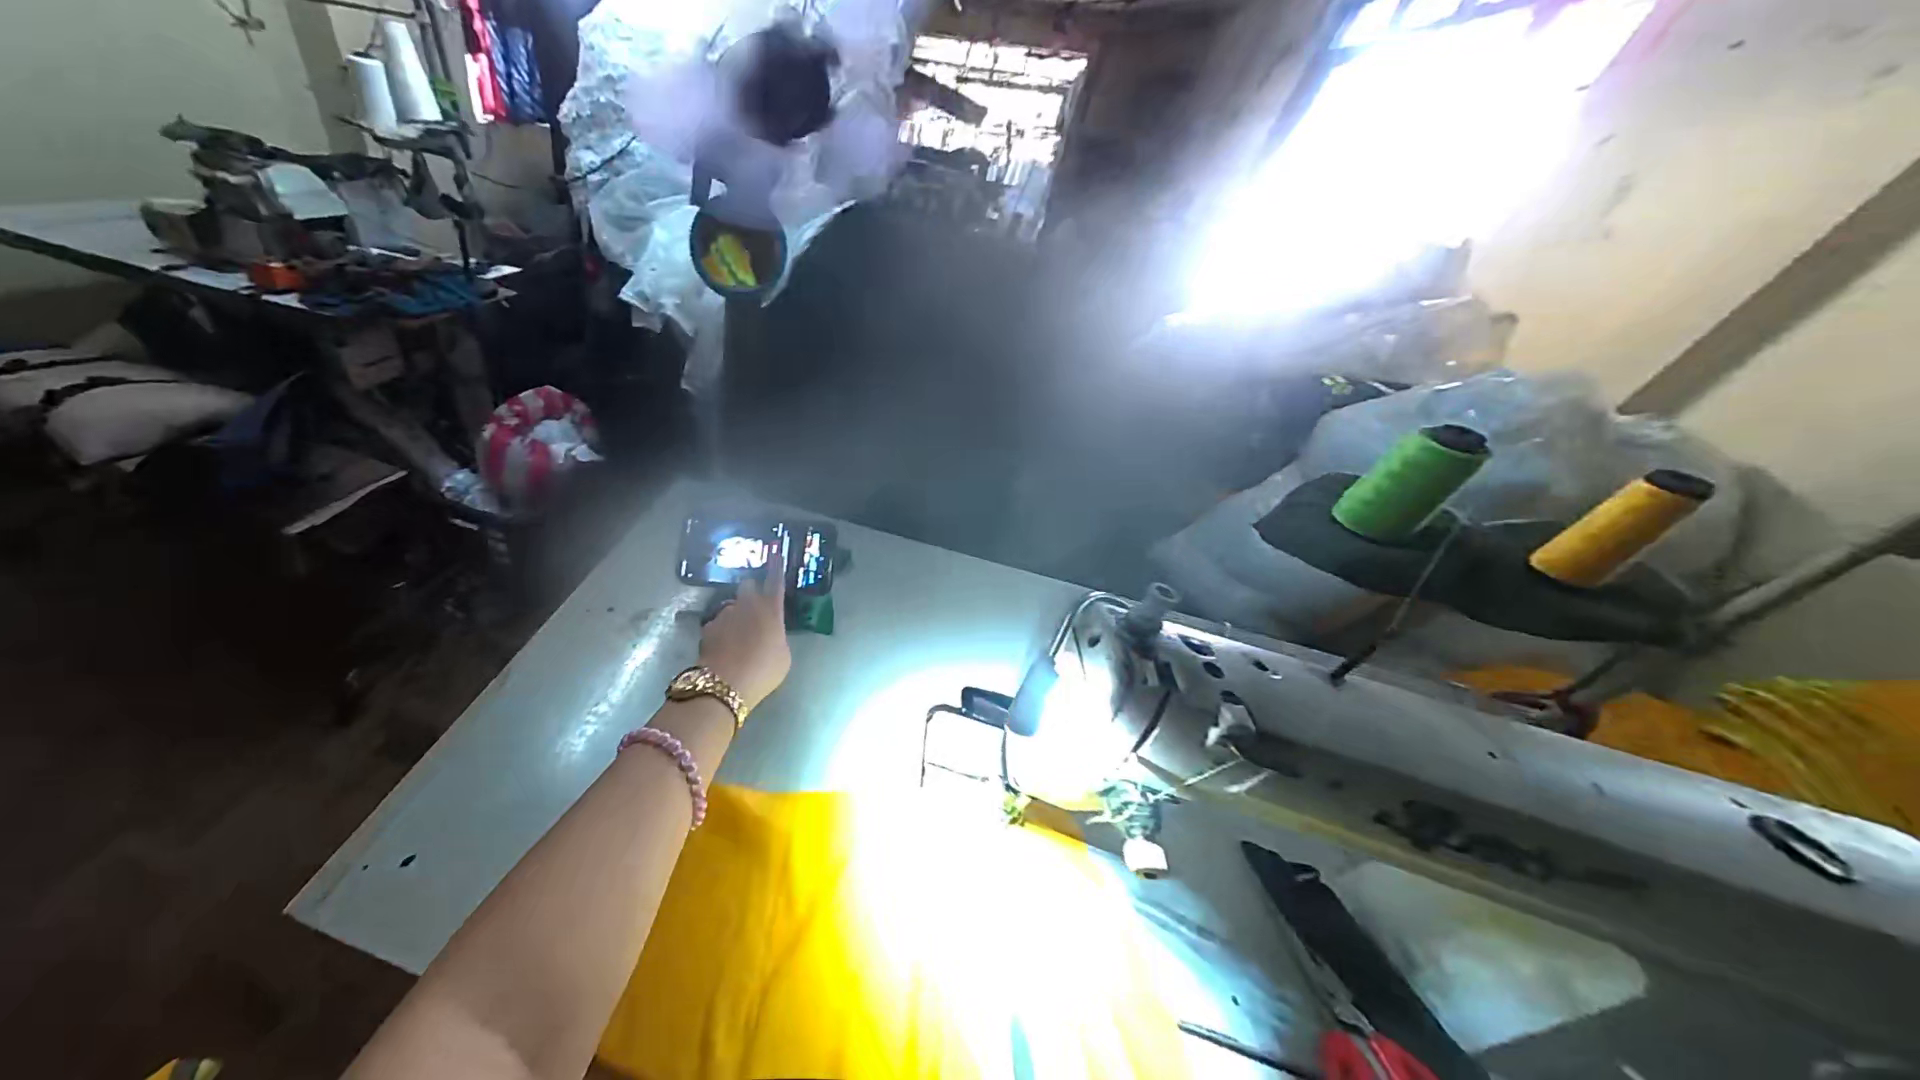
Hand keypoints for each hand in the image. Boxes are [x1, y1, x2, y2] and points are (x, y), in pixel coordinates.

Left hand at [698, 555, 790, 712]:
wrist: (725, 684)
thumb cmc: (763, 670)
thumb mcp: (783, 655)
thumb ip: (777, 636)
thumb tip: (769, 633)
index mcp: (770, 610)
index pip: (775, 582)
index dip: (776, 566)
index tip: (775, 550)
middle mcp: (746, 606)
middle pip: (748, 586)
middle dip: (751, 591)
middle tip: (755, 608)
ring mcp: (724, 616)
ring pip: (731, 606)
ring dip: (735, 615)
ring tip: (738, 636)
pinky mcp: (707, 629)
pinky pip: (718, 624)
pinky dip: (722, 631)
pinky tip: (724, 647)